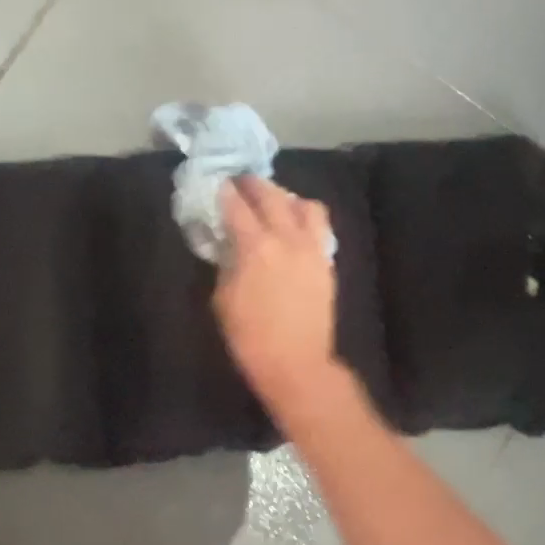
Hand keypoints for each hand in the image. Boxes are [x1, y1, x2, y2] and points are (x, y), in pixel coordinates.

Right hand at [214, 177, 341, 405]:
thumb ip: (226, 263)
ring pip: (304, 205)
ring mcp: (312, 248)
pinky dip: (304, 218)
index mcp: (255, 247)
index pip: (237, 207)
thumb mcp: (223, 298)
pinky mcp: (326, 262)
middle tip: (242, 182)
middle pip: (272, 196)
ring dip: (286, 197)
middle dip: (254, 185)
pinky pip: (319, 227)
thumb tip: (227, 244)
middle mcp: (286, 239)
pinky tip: (293, 227)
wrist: (296, 362)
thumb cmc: (249, 336)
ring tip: (274, 202)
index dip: (225, 192)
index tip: (217, 183)